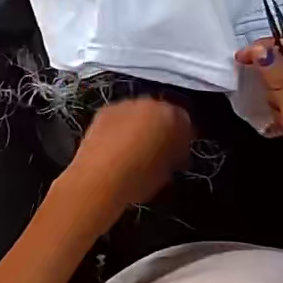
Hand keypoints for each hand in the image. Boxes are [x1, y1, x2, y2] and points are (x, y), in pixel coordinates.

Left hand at [62, 98, 193, 210]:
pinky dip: (120, 128)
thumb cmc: (137, 178)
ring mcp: (123, 105)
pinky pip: (119, 118)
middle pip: (160, 113)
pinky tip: (117, 146)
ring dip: (140, 126)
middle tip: (159, 150)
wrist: (98, 178)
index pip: (184, 121)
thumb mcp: (167, 171)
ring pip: (138, 113)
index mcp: (171, 116)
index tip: (180, 152)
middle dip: (161, 129)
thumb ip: (174, 155)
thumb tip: (173, 154)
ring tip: (135, 150)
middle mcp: (148, 104)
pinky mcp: (102, 112)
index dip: (183, 138)